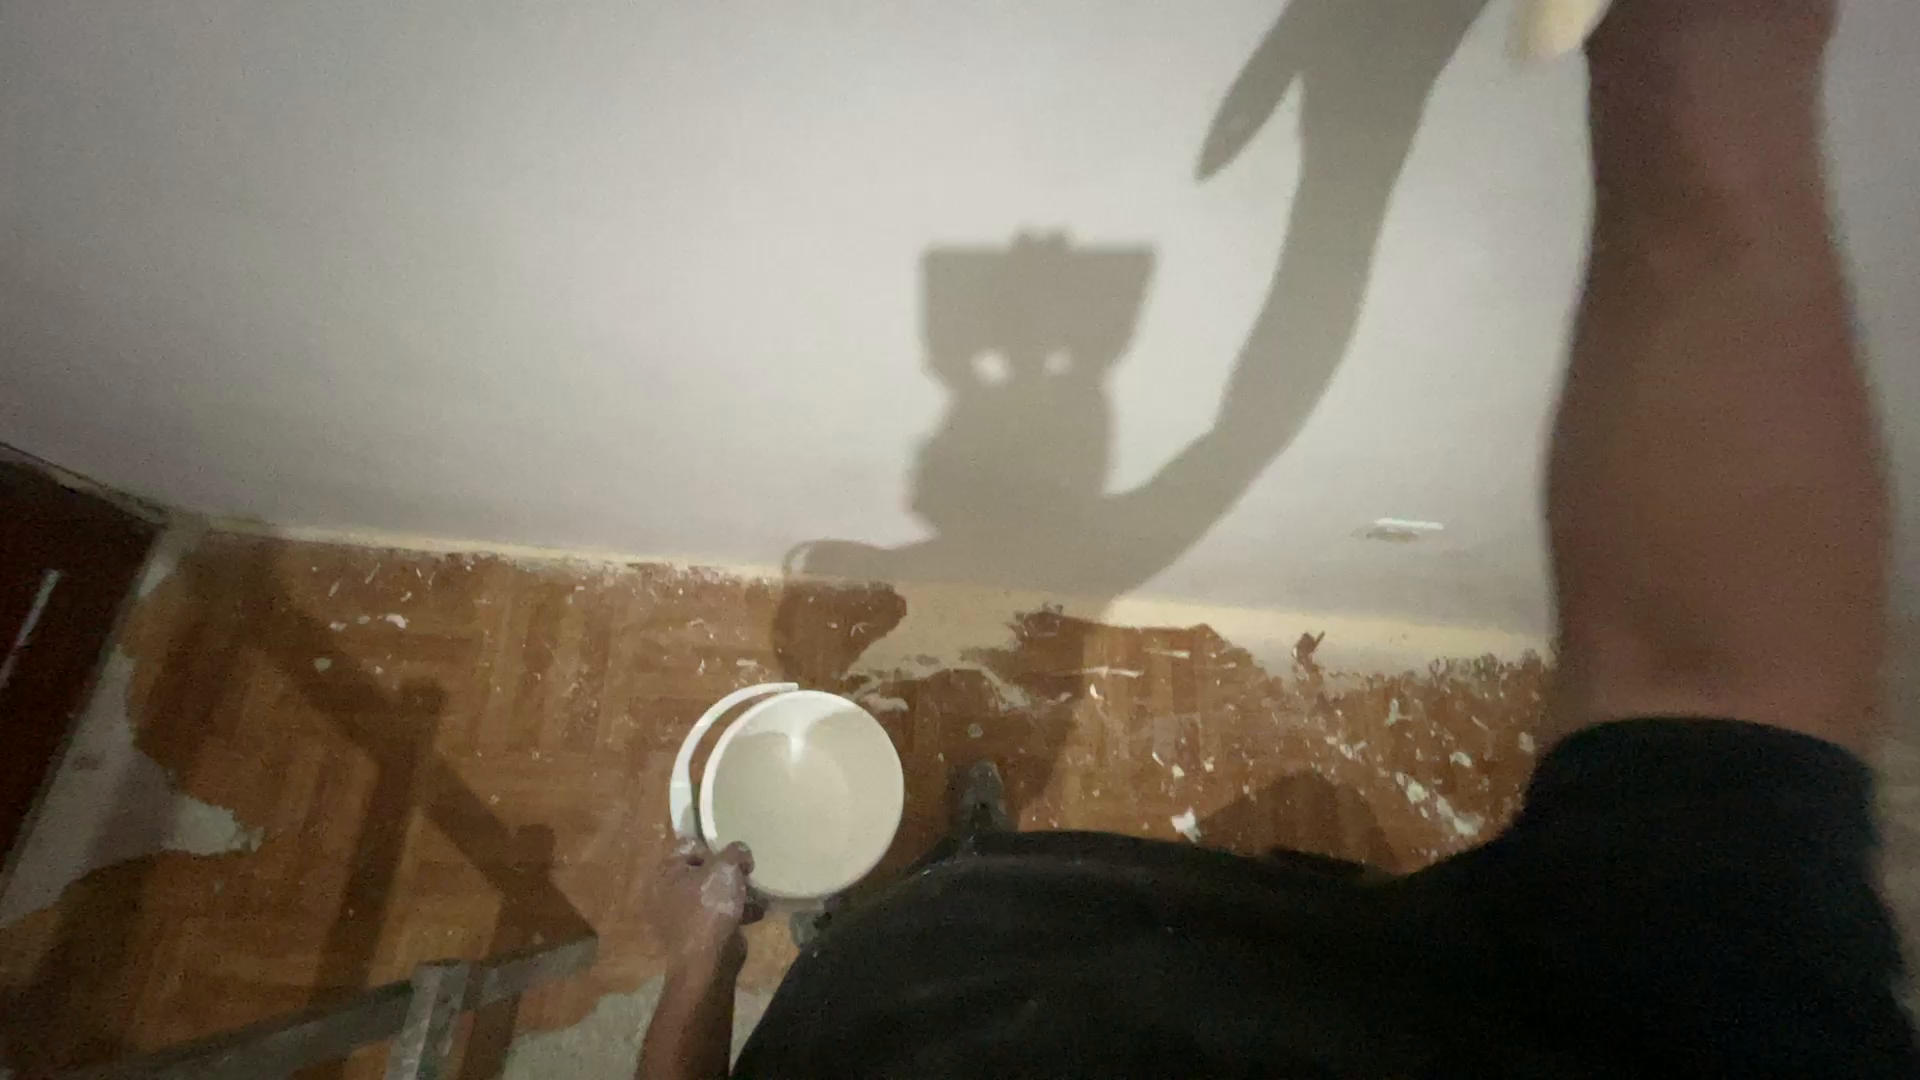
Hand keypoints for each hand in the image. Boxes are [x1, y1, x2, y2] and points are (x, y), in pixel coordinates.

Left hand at [651, 839, 763, 977]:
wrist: (707, 961)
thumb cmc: (710, 906)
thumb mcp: (726, 866)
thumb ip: (736, 851)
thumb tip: (741, 854)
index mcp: (666, 873)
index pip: (690, 845)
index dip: (714, 848)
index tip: (731, 858)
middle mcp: (668, 894)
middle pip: (705, 870)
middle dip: (729, 871)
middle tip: (745, 874)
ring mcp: (681, 916)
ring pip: (714, 892)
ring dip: (737, 891)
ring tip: (755, 893)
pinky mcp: (697, 934)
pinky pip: (719, 914)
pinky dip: (737, 911)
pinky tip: (756, 912)